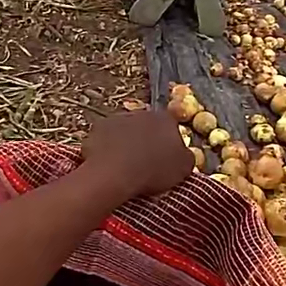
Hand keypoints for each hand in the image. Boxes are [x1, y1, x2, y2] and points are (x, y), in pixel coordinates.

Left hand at [76, 109, 193, 205]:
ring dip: (127, 143)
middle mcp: (142, 113)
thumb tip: (184, 154)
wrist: (115, 172)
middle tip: (146, 164)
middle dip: (147, 141)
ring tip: (126, 167)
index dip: (169, 145)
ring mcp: (118, 118)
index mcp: (165, 119)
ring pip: (126, 131)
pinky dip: (109, 148)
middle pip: (147, 127)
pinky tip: (110, 164)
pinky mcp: (99, 128)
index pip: (171, 128)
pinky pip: (107, 139)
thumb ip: (187, 157)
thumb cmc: (154, 170)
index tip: (165, 161)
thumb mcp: (184, 168)